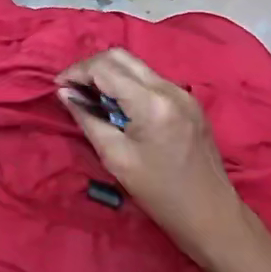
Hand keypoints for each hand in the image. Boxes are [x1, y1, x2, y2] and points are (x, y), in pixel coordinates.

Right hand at [56, 49, 247, 262]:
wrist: (212, 215)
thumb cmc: (160, 194)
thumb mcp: (116, 159)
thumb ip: (88, 120)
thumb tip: (65, 94)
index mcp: (151, 102)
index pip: (105, 67)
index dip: (77, 72)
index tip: (58, 87)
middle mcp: (169, 87)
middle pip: (121, 56)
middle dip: (91, 67)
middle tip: (72, 89)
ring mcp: (183, 92)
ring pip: (136, 65)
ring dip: (110, 74)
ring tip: (91, 98)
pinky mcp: (189, 101)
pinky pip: (150, 80)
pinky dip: (129, 84)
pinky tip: (119, 107)